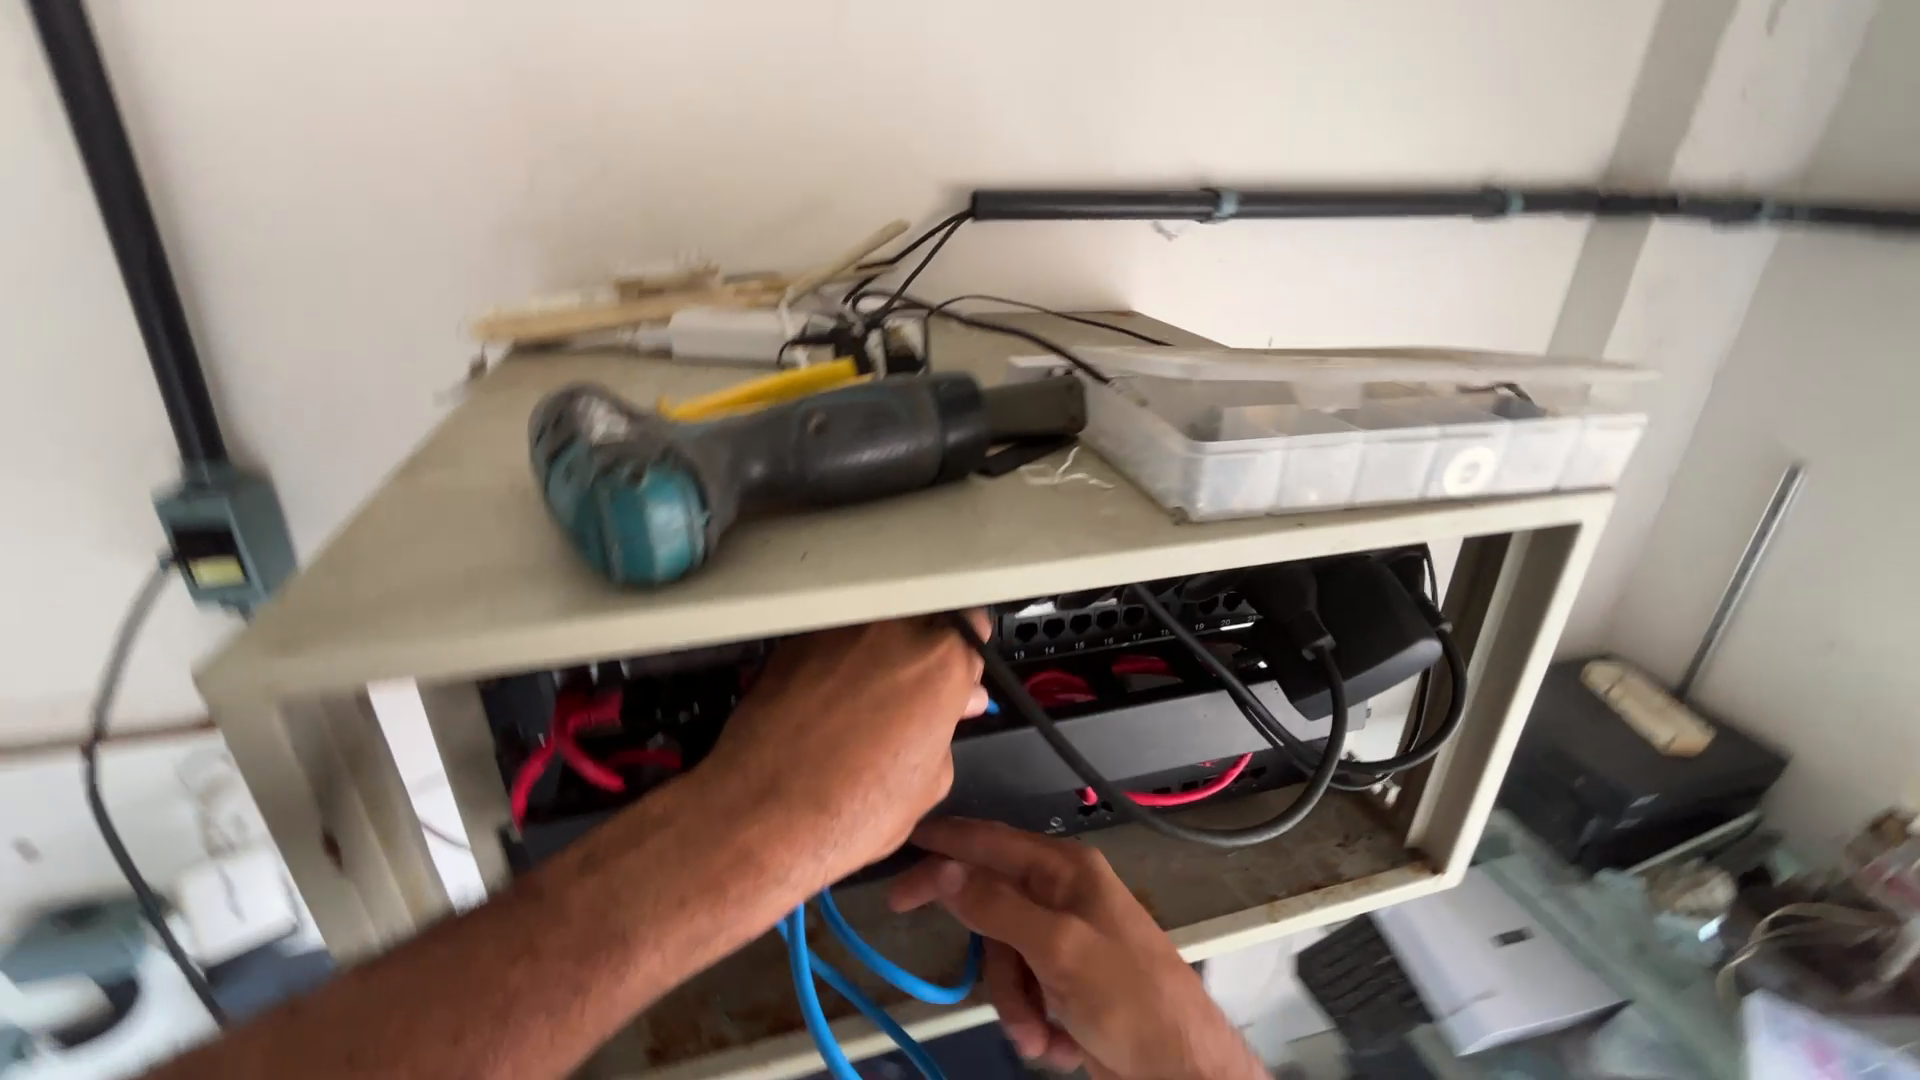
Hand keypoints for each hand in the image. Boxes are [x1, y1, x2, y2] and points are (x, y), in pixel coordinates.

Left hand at [696, 613, 989, 886]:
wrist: (763, 814)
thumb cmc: (844, 806)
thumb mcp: (930, 782)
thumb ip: (948, 731)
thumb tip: (949, 715)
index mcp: (940, 660)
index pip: (972, 630)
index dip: (966, 659)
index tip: (959, 676)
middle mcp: (892, 631)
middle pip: (924, 622)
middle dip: (925, 653)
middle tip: (916, 695)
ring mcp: (841, 631)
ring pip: (877, 630)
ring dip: (881, 656)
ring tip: (869, 705)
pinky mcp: (797, 642)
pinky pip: (834, 643)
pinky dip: (839, 663)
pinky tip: (833, 703)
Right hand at [890, 819, 1264, 1079]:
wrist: (1182, 1071)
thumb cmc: (1129, 998)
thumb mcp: (1059, 950)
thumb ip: (998, 906)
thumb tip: (944, 867)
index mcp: (1065, 870)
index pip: (992, 843)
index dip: (946, 842)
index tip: (903, 842)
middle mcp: (1062, 896)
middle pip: (992, 905)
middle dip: (988, 955)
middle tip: (931, 940)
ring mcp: (1064, 940)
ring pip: (1003, 958)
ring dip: (1013, 1003)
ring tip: (1038, 1036)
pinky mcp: (1066, 982)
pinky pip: (1024, 989)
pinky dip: (1032, 1019)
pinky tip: (1057, 1043)